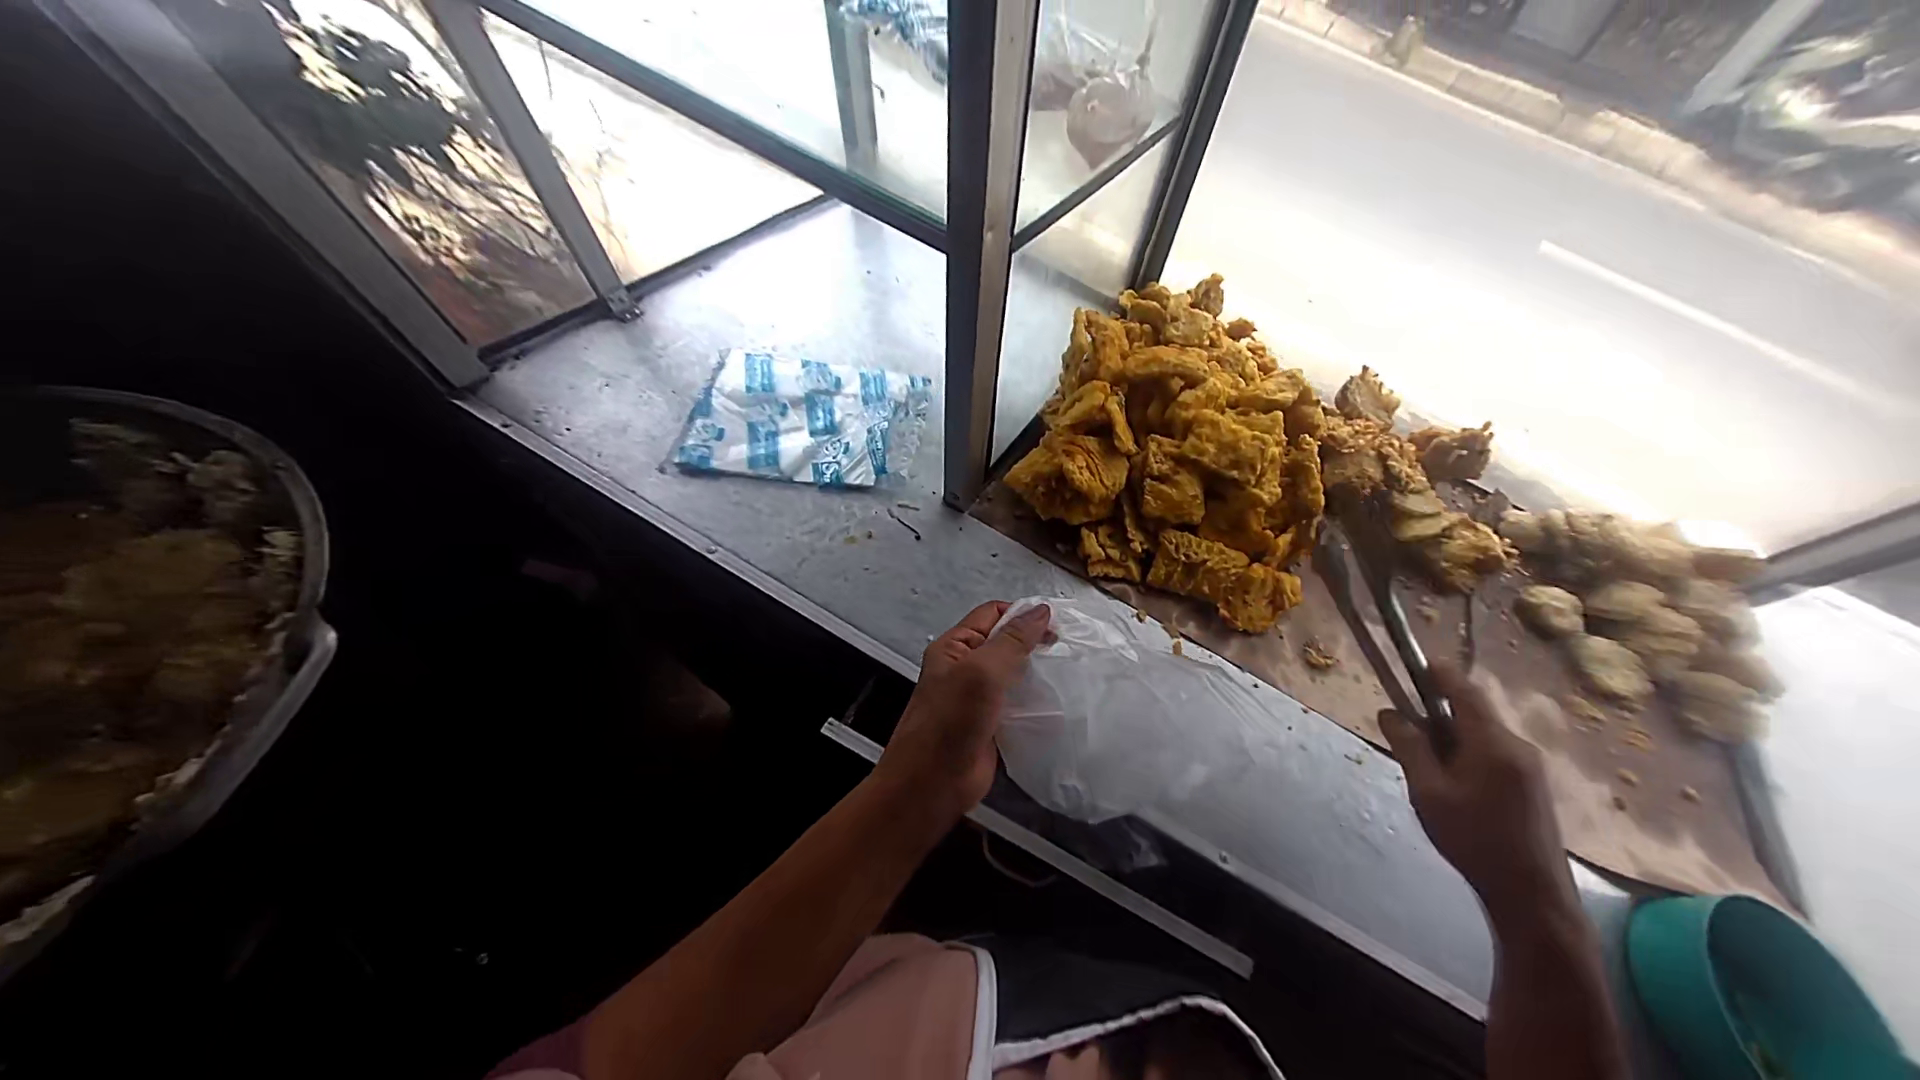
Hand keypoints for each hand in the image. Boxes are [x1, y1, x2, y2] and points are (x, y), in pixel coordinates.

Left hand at [875, 601, 1050, 821]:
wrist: (932, 784)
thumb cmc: (951, 722)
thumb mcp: (981, 672)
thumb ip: (1012, 641)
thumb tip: (1040, 610)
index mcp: (954, 647)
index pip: (991, 614)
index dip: (1021, 614)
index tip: (1055, 626)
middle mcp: (964, 668)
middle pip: (1004, 643)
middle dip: (1033, 643)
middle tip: (1066, 650)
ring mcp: (978, 698)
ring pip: (1014, 674)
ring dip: (1037, 673)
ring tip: (1067, 673)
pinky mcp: (992, 724)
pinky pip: (1018, 703)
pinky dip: (1036, 701)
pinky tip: (1057, 702)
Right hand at [1380, 664, 1573, 919]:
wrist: (1531, 894)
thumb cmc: (1472, 838)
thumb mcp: (1427, 791)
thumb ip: (1409, 746)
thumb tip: (1391, 712)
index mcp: (1493, 743)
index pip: (1465, 691)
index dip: (1438, 673)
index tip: (1413, 662)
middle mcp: (1517, 746)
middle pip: (1471, 712)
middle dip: (1436, 711)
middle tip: (1403, 728)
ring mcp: (1528, 766)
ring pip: (1479, 734)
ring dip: (1449, 736)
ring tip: (1421, 763)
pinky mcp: (1530, 784)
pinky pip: (1491, 752)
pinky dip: (1464, 752)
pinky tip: (1447, 780)